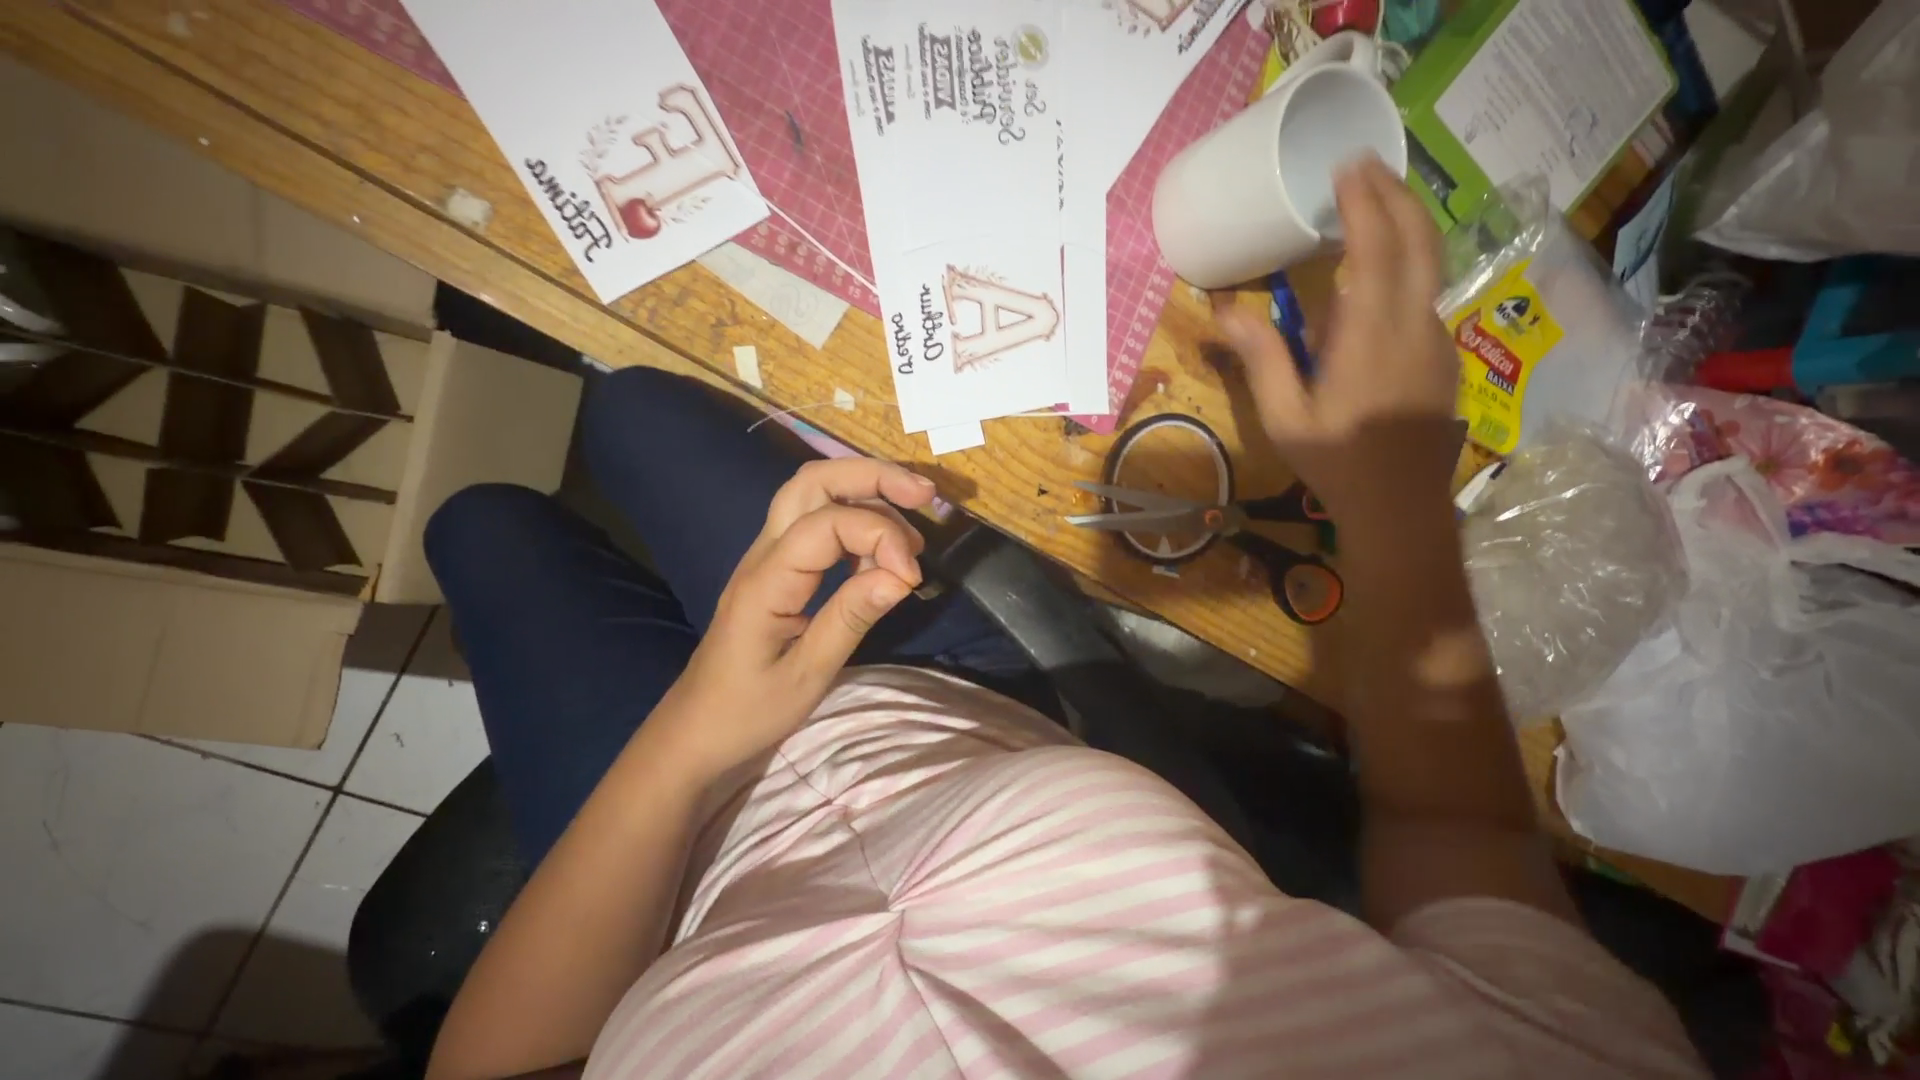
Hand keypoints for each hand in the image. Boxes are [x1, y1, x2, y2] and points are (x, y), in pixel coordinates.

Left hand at [650, 458, 934, 783]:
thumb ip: (852, 617)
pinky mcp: (777, 570)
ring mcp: (767, 557)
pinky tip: (883, 550)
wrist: (695, 730)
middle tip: (925, 494)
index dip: (879, 535)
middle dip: (872, 475)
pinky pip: (814, 522)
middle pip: (814, 481)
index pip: (827, 523)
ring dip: (865, 493)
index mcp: (767, 581)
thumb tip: (902, 574)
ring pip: (813, 493)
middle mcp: (763, 554)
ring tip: (913, 528)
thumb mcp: (807, 674)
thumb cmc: (747, 711)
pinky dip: (855, 520)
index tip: (912, 577)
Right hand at [1215, 156, 1460, 525]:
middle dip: (1398, 196)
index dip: (1366, 203)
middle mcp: (1412, 326)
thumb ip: (1262, 359)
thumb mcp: (1285, 418)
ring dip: (1405, 227)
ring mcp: (1435, 340)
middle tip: (1369, 167)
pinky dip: (1407, 266)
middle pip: (1420, 242)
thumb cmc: (1337, 464)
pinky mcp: (1442, 356)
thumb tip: (1226, 311)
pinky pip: (1425, 297)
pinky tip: (1379, 281)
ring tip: (1374, 207)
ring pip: (1429, 267)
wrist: (1402, 507)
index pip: (1375, 251)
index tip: (1349, 167)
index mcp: (1369, 338)